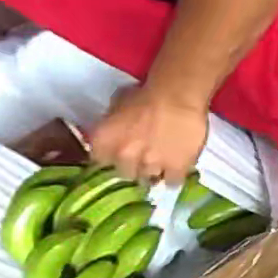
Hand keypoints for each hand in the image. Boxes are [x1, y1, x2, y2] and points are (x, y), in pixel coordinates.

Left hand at [88, 86, 207, 183]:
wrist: (177, 97)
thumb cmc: (145, 95)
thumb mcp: (116, 108)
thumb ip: (113, 128)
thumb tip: (117, 136)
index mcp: (103, 141)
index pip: (100, 163)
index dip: (111, 160)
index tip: (119, 158)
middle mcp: (123, 157)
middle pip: (125, 174)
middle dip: (133, 169)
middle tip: (142, 162)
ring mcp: (151, 165)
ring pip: (149, 180)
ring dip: (153, 173)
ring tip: (161, 166)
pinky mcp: (176, 169)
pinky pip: (173, 182)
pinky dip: (173, 178)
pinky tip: (176, 170)